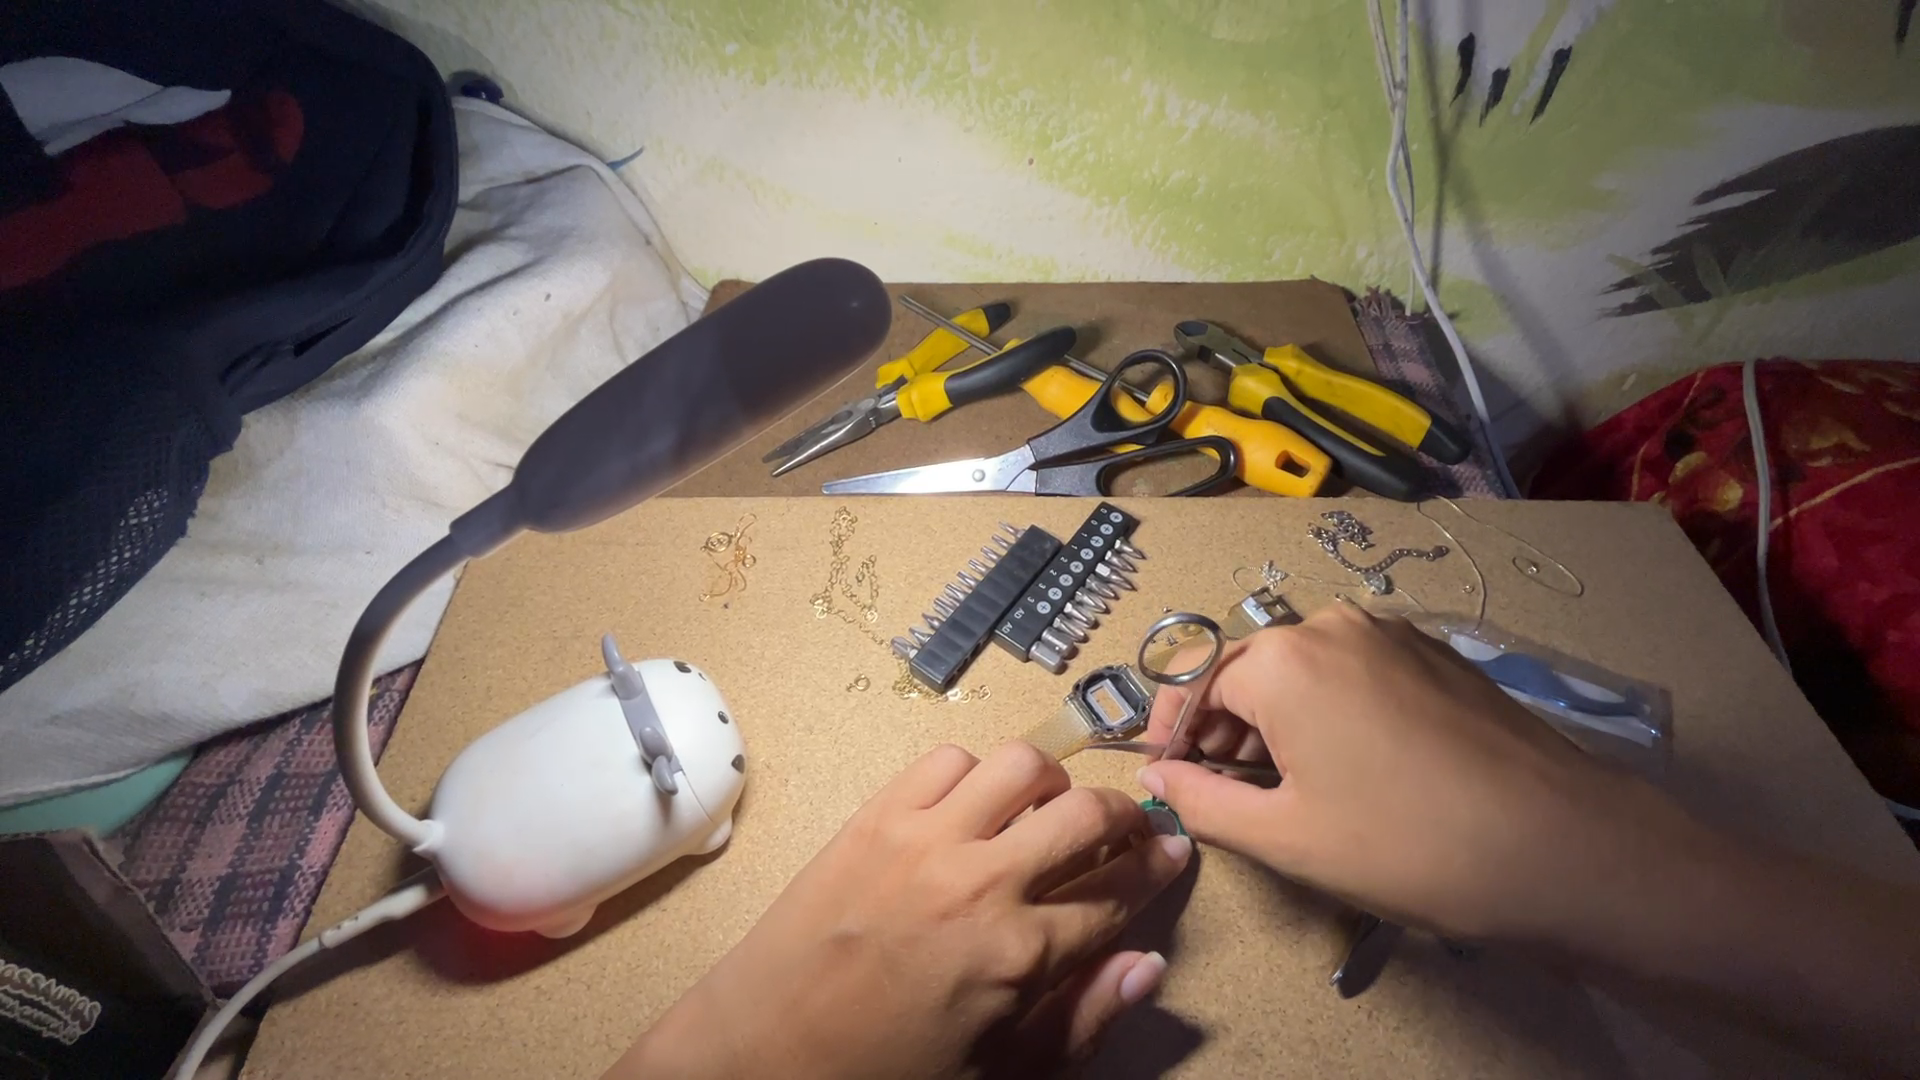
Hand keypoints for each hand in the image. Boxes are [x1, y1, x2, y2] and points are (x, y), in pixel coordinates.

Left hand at [613, 741, 1191, 1079]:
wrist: (765, 1046)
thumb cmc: (886, 1068)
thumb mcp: (998, 1071)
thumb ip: (1081, 1017)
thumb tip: (1149, 963)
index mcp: (1015, 955)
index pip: (1114, 893)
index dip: (1156, 868)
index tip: (1173, 846)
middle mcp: (979, 880)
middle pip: (1082, 814)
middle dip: (1122, 812)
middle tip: (1126, 820)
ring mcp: (924, 836)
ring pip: (1018, 764)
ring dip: (1048, 780)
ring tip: (1045, 804)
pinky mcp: (877, 813)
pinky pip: (945, 759)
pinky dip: (972, 773)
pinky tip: (971, 803)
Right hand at [1137, 604, 1678, 945]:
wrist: (1574, 852)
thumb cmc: (1409, 845)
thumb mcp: (1286, 836)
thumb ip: (1201, 801)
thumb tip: (1153, 775)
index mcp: (1281, 660)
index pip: (1192, 683)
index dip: (1170, 730)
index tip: (1165, 773)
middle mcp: (1327, 624)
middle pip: (1244, 669)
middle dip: (1221, 727)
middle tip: (1224, 790)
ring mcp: (1384, 631)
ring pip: (1295, 668)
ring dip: (1270, 719)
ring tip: (1283, 782)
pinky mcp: (1426, 650)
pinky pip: (1345, 667)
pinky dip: (1320, 706)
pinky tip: (1343, 760)